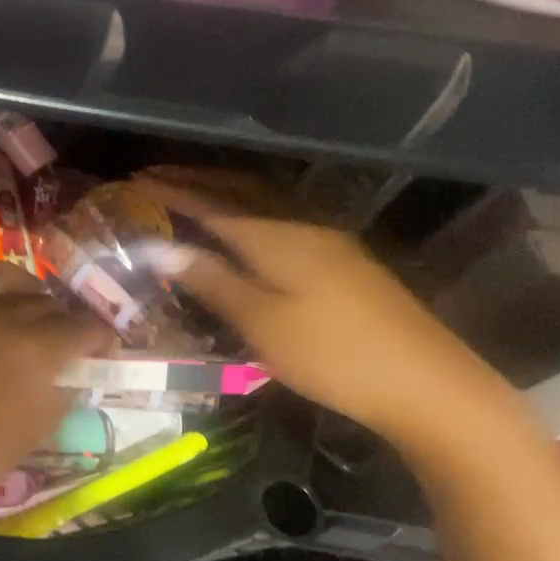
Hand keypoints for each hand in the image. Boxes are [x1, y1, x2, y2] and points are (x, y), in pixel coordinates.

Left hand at [0, 196, 102, 544]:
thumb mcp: (25, 443)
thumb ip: (55, 397)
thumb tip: (71, 372)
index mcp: (38, 353)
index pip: (84, 328)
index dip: (97, 339)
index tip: (99, 350)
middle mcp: (1, 316)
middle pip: (43, 302)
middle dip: (57, 320)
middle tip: (53, 342)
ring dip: (17, 291)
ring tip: (18, 309)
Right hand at [132, 168, 516, 443]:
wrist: (425, 383)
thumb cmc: (331, 354)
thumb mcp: (260, 321)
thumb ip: (210, 280)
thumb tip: (156, 248)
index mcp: (277, 237)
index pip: (212, 205)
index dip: (173, 193)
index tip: (135, 181)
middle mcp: (303, 227)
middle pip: (241, 193)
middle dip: (196, 182)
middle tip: (154, 177)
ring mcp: (328, 242)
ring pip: (264, 203)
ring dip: (223, 192)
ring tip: (189, 191)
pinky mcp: (340, 262)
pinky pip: (280, 219)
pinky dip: (247, 212)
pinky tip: (240, 225)